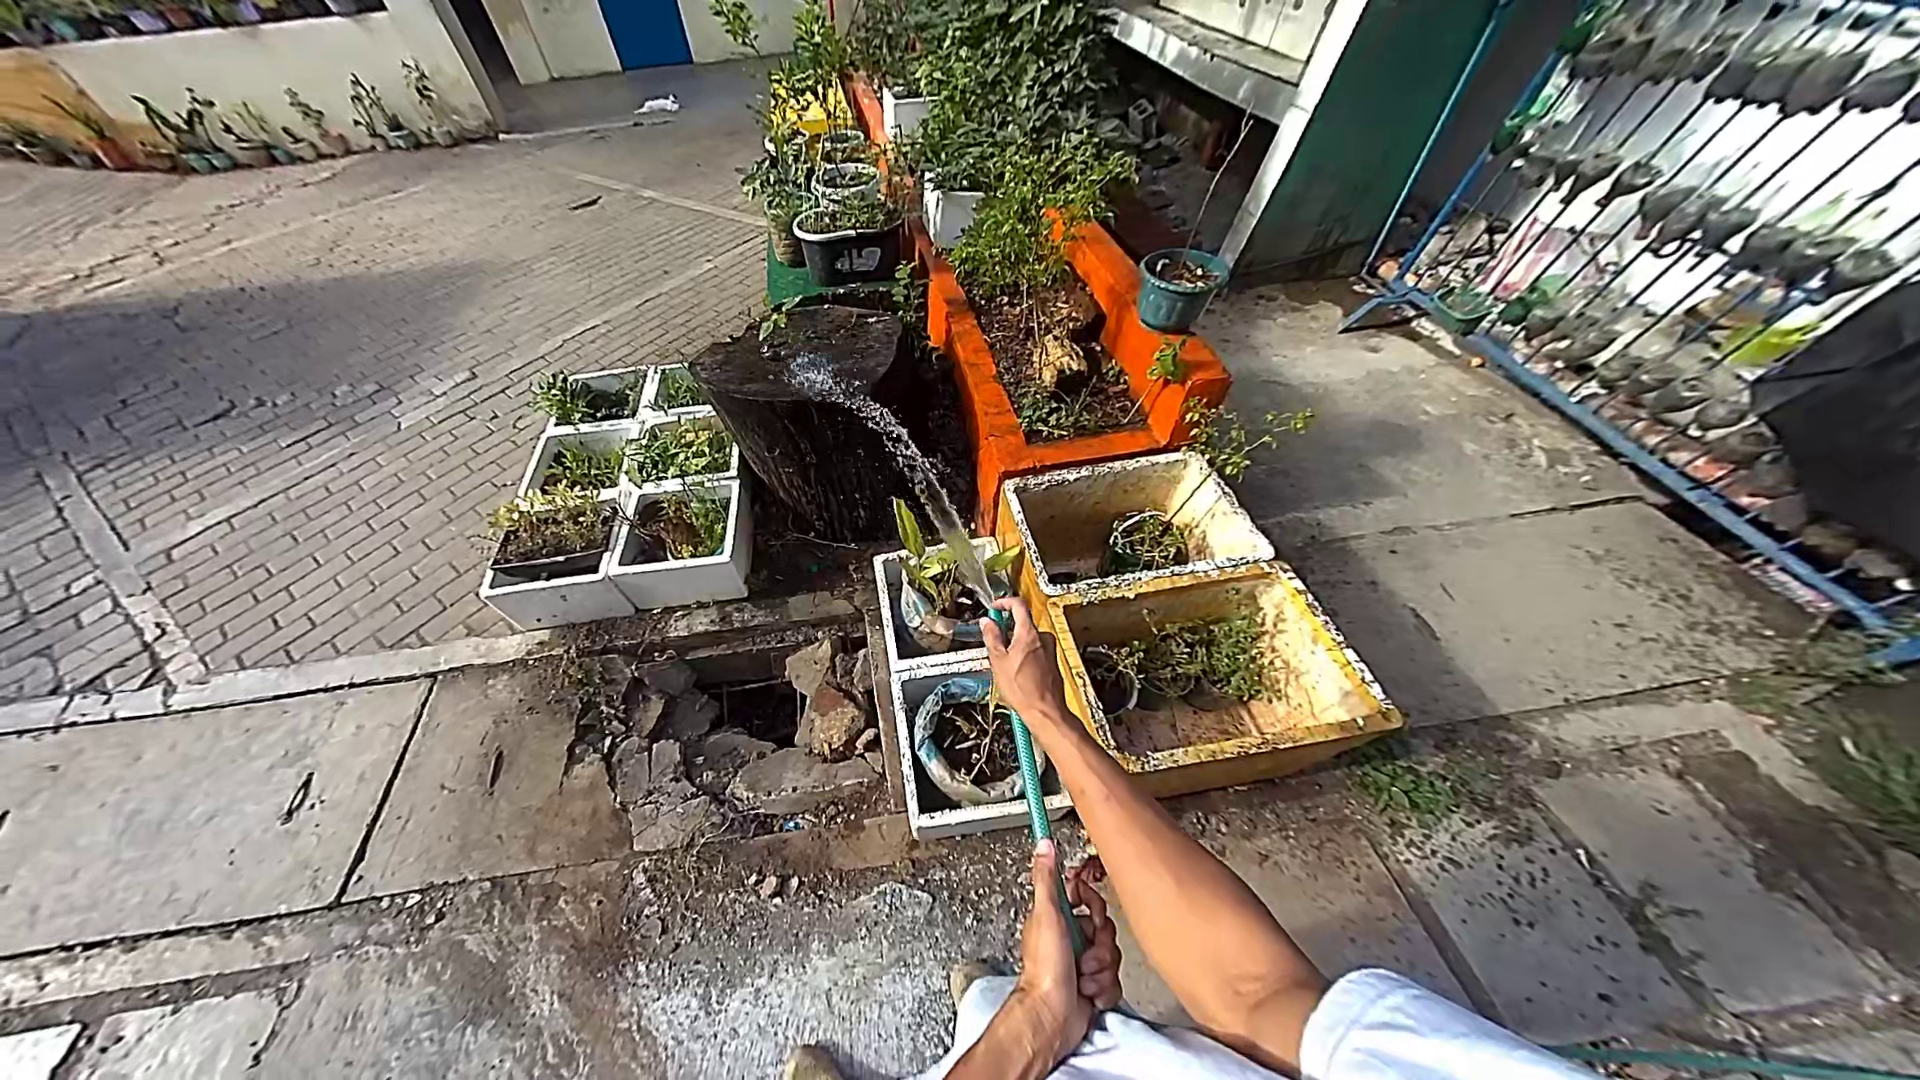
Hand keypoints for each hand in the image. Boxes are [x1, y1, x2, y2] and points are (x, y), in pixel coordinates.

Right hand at [979, 597, 1067, 730]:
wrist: (1045, 710)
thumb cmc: (1023, 690)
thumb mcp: (998, 661)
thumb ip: (992, 637)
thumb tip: (987, 622)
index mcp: (1029, 633)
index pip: (1018, 605)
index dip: (1004, 603)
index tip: (995, 608)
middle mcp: (1043, 638)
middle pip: (1023, 622)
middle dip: (1007, 627)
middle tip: (994, 638)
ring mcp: (1049, 649)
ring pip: (1029, 637)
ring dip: (1015, 642)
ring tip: (1004, 660)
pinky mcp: (1052, 661)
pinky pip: (1036, 649)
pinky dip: (1024, 653)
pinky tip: (1016, 670)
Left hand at [1011, 842, 1123, 1066]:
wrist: (1052, 1018)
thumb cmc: (1045, 969)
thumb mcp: (1045, 913)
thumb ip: (1046, 877)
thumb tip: (1044, 843)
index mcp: (1058, 916)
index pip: (1089, 898)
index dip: (1094, 907)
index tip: (1090, 917)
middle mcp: (1071, 936)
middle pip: (1106, 930)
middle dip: (1100, 948)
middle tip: (1085, 957)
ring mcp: (1082, 962)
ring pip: (1112, 956)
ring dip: (1101, 971)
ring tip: (1083, 978)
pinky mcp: (1093, 985)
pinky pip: (1114, 982)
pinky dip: (1103, 990)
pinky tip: (1088, 994)